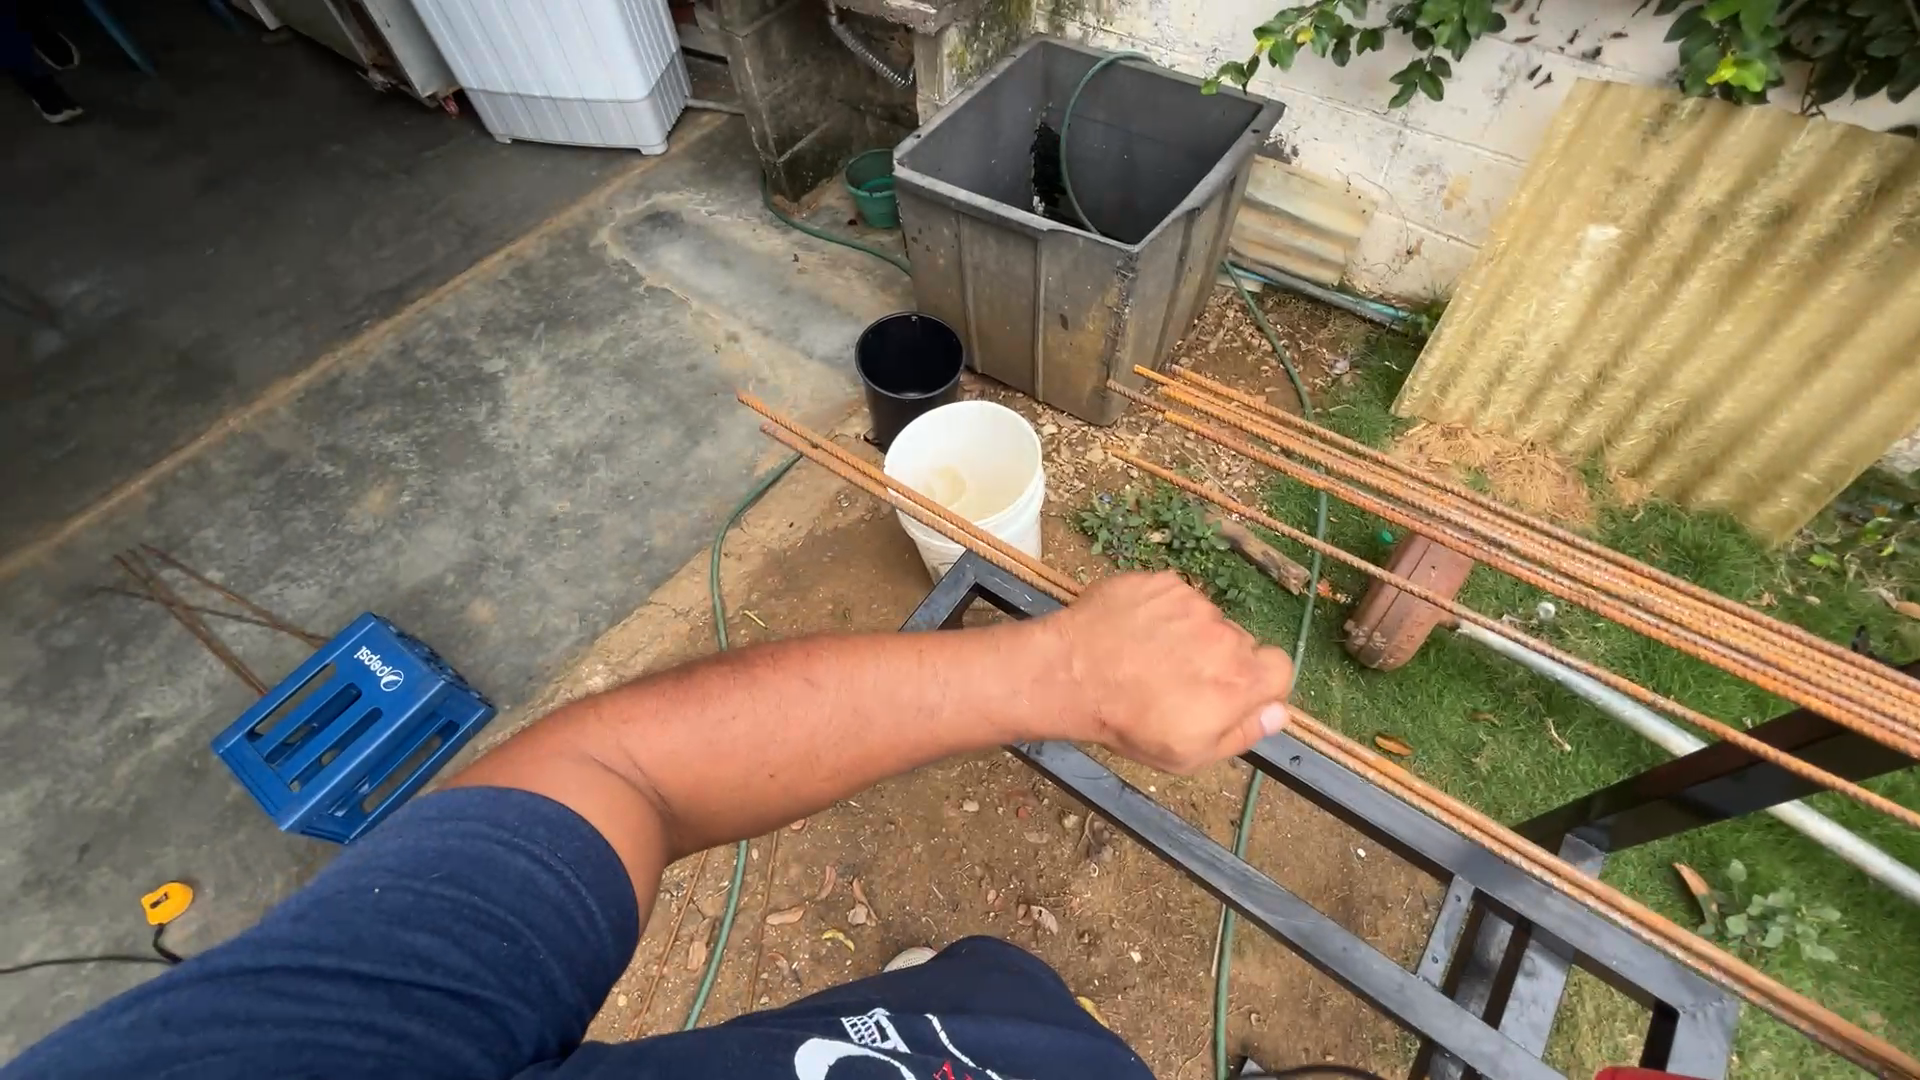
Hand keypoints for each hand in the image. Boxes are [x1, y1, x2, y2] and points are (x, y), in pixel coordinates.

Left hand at [1042, 571, 1293, 773]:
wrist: (1071, 673)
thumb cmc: (1128, 723)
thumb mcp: (1189, 754)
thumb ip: (1242, 734)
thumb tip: (1278, 712)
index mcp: (1240, 679)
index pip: (1280, 668)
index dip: (1258, 681)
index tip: (1229, 690)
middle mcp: (1224, 634)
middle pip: (1238, 643)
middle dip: (1216, 658)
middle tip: (1176, 676)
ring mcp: (1190, 602)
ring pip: (1204, 618)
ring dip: (1185, 633)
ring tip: (1146, 654)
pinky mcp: (1159, 582)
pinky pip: (1173, 596)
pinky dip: (1158, 611)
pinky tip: (1132, 631)